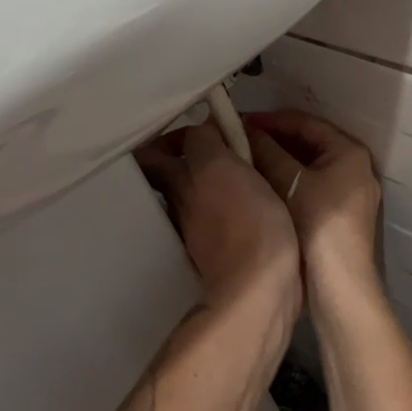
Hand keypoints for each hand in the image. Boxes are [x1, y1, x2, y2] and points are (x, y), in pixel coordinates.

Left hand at [136, 119, 300, 316]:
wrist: (258, 285)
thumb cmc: (244, 217)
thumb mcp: (224, 165)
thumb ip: (209, 140)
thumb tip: (205, 126)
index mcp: (177, 182)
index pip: (153, 153)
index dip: (173, 135)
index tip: (203, 127)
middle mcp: (178, 205)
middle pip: (168, 174)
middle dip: (188, 156)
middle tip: (218, 144)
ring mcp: (196, 232)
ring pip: (192, 195)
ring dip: (208, 180)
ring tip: (236, 168)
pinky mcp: (218, 252)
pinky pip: (215, 217)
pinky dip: (224, 204)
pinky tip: (246, 200)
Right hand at [243, 110, 382, 293]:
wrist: (340, 286)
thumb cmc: (318, 225)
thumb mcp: (290, 182)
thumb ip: (268, 152)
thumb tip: (247, 132)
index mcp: (349, 152)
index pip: (306, 123)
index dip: (272, 120)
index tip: (241, 122)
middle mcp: (355, 167)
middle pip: (309, 143)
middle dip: (275, 140)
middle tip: (241, 141)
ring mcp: (350, 192)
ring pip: (308, 166)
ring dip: (280, 161)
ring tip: (247, 160)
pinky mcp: (341, 214)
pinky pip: (311, 185)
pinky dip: (289, 181)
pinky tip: (263, 185)